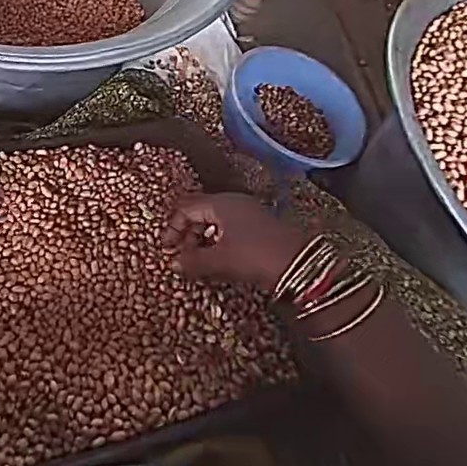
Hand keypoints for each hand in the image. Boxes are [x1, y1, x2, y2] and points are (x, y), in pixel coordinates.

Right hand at [160, 193, 307, 294]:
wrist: (299, 264)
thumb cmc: (255, 256)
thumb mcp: (219, 260)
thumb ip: (192, 260)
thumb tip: (173, 263)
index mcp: (220, 203)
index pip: (185, 208)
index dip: (172, 228)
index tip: (167, 249)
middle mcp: (233, 201)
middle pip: (198, 211)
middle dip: (186, 232)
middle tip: (181, 254)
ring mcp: (247, 211)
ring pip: (213, 219)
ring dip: (201, 237)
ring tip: (198, 258)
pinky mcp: (258, 225)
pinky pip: (228, 226)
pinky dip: (216, 239)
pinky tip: (217, 256)